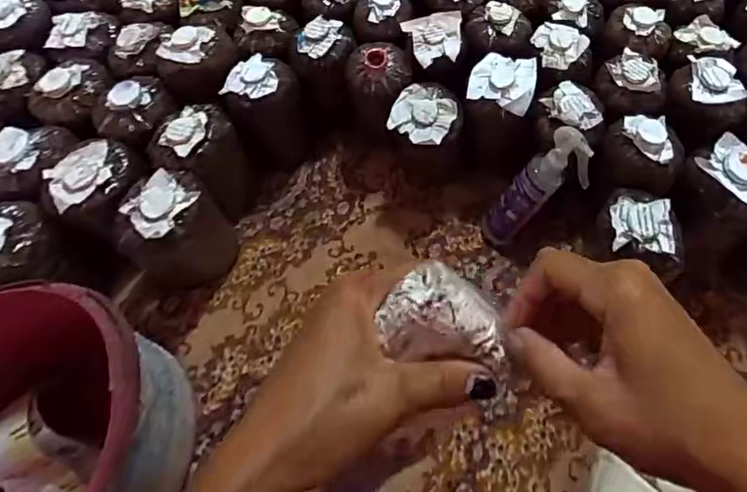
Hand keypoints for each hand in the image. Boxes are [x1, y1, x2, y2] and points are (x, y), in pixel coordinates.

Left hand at [193, 265, 495, 491]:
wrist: (254, 473)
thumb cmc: (324, 417)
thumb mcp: (391, 397)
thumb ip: (443, 380)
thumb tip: (492, 378)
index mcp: (357, 289)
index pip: (423, 275)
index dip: (457, 298)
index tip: (484, 325)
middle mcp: (345, 298)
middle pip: (410, 300)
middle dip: (444, 327)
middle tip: (478, 351)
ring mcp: (332, 327)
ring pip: (395, 326)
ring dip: (425, 347)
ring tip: (457, 369)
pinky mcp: (326, 357)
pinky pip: (377, 345)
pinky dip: (401, 360)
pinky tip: (420, 385)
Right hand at [505, 249, 746, 491]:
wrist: (738, 443)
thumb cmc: (664, 422)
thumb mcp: (594, 402)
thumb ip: (545, 364)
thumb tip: (513, 339)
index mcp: (616, 285)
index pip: (549, 266)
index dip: (522, 298)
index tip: (509, 341)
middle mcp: (631, 274)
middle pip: (568, 275)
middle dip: (540, 312)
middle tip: (524, 359)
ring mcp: (648, 289)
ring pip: (587, 290)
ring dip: (561, 321)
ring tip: (546, 366)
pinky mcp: (658, 308)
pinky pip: (609, 302)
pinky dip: (585, 325)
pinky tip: (579, 363)